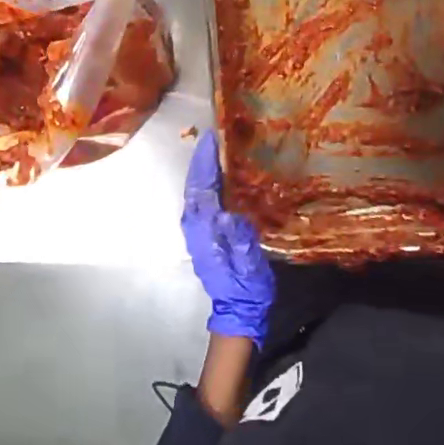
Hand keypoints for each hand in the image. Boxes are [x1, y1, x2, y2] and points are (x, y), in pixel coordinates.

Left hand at [182, 132, 274, 342]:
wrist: (239, 309)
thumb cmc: (246, 286)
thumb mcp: (249, 264)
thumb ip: (239, 239)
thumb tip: (227, 214)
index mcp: (203, 229)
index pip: (201, 187)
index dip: (205, 161)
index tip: (212, 137)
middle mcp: (195, 225)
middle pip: (195, 184)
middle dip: (203, 159)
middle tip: (218, 135)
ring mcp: (197, 229)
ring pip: (197, 191)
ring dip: (205, 168)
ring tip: (220, 147)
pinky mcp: (204, 232)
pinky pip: (203, 199)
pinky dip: (209, 182)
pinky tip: (223, 174)